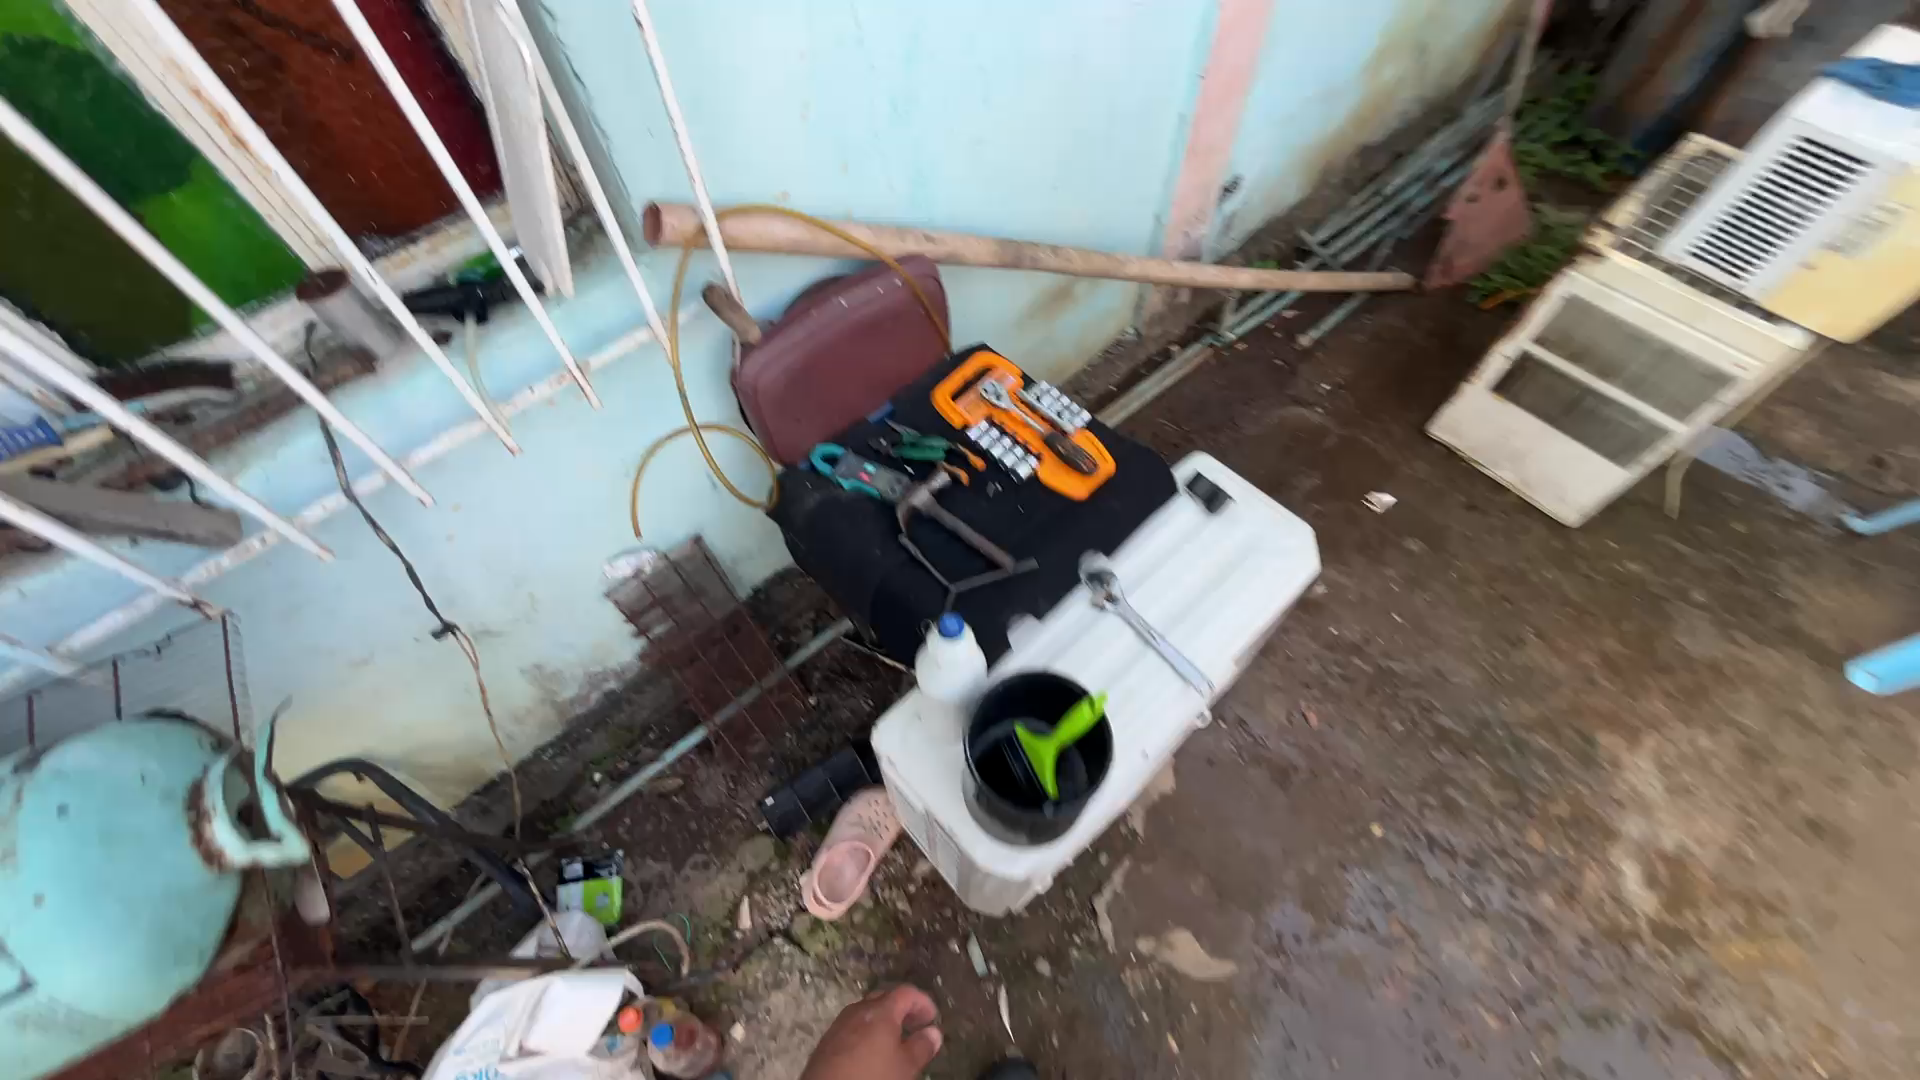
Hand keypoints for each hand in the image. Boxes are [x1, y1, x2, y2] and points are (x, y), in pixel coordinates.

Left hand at [799, 984, 943, 1079]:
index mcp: (882, 1010)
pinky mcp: (828, 1039)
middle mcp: (860, 1009)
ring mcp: (841, 1022)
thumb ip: (921, 1047)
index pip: (906, 992)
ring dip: (883, 1020)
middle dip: (902, 1009)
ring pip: (867, 1011)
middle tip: (915, 1025)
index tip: (932, 1017)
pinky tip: (869, 1050)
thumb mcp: (904, 1067)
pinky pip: (853, 1026)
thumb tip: (934, 1032)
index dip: (922, 1001)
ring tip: (894, 1040)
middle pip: (885, 998)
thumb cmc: (872, 1077)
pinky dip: (866, 1031)